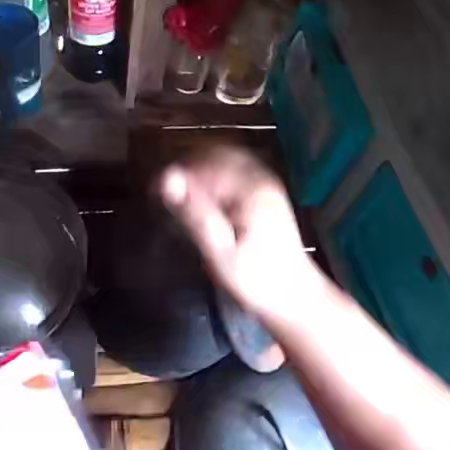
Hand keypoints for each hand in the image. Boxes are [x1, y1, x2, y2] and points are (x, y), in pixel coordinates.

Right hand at [159, 146, 328, 325]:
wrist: (295, 296)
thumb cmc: (255, 280)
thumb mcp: (220, 251)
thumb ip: (194, 213)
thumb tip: (166, 179)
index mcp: (251, 188)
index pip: (203, 163)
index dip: (176, 174)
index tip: (155, 192)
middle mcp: (261, 177)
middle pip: (214, 153)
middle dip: (186, 168)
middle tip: (164, 193)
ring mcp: (265, 182)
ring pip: (223, 158)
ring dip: (198, 170)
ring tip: (179, 194)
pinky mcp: (264, 191)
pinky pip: (233, 169)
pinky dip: (212, 176)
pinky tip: (202, 197)